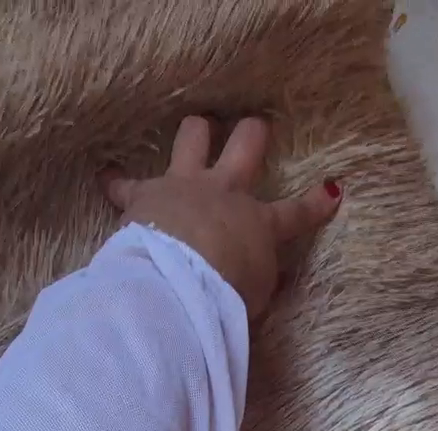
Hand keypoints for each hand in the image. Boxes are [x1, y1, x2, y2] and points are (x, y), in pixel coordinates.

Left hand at [102, 116, 340, 318]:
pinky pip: (124, 184)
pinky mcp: (144, 195)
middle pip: (245, 148)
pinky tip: (107, 178)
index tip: (331, 191)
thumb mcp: (258, 293)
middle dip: (252, 135)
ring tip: (196, 130)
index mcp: (259, 224)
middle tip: (254, 129)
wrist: (182, 283)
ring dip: (196, 133)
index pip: (296, 213)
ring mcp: (184, 187)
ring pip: (193, 138)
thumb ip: (260, 276)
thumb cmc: (229, 295)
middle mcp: (224, 193)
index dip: (317, 204)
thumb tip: (262, 273)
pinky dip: (116, 183)